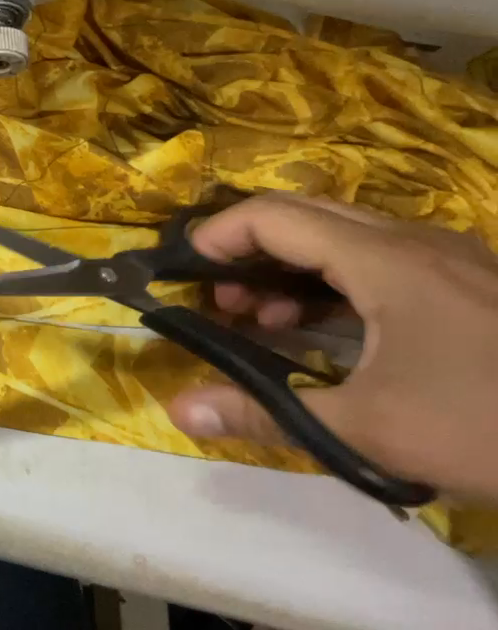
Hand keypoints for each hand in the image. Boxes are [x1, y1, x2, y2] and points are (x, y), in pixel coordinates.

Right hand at [165, 193, 497, 501]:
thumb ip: (268, 414)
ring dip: (292, 265)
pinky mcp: (483, 286)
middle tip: (225, 300)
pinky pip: (386, 257)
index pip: (272, 216)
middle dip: (248, 250)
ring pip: (347, 234)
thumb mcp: (375, 430)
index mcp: (385, 261)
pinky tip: (337, 328)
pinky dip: (338, 278)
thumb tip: (178, 412)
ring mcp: (460, 261)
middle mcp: (419, 244)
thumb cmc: (495, 426)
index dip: (216, 236)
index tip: (185, 272)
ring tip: (271, 317)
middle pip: (305, 215)